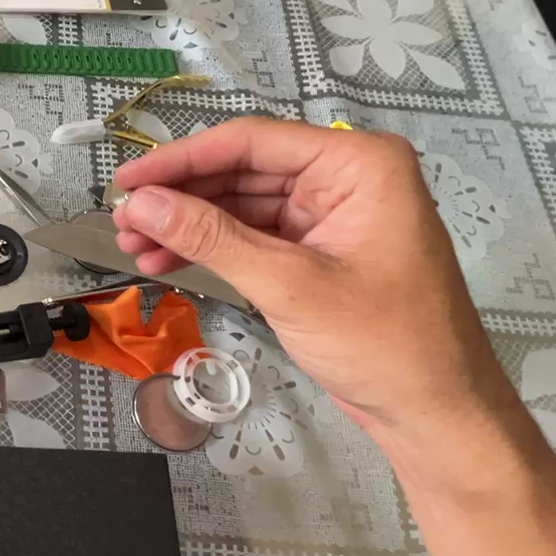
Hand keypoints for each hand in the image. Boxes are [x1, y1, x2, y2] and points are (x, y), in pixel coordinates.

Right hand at [112, 118, 513, 436]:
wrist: (433, 413)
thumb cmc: (382, 343)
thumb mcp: (287, 284)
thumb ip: (210, 238)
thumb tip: (140, 205)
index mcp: (356, 164)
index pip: (249, 143)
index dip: (178, 161)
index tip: (125, 183)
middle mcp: (341, 179)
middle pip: (239, 171)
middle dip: (178, 198)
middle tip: (122, 222)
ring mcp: (325, 216)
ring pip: (237, 205)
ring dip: (185, 226)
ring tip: (133, 247)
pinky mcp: (312, 251)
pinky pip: (248, 235)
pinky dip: (207, 248)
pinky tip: (165, 260)